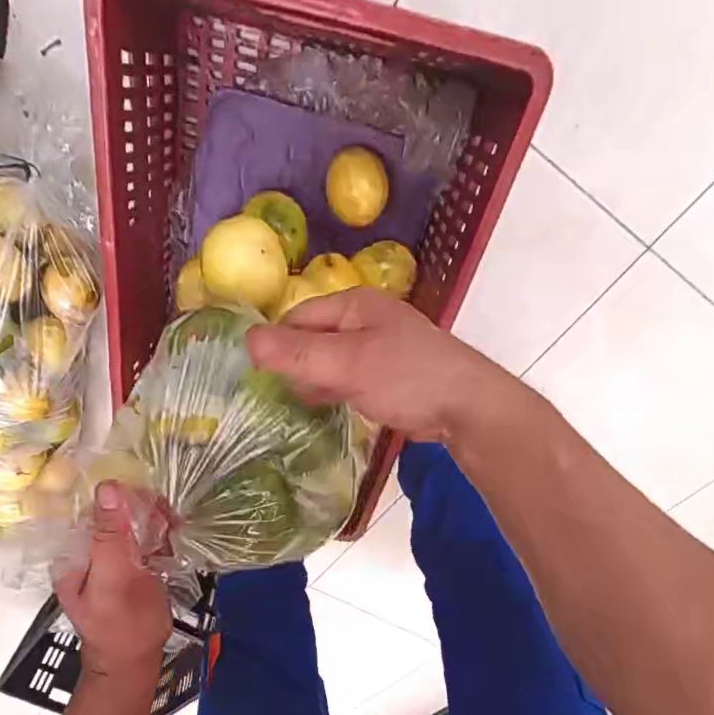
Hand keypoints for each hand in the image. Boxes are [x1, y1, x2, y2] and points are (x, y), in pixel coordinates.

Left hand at [54, 481, 171, 680]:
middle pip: (113, 512)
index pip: (91, 507)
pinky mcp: (131, 566)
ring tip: (173, 526)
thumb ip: (110, 535)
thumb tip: (108, 488)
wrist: (135, 664)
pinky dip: (160, 533)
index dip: (119, 496)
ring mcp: (111, 559)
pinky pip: (144, 538)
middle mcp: (87, 552)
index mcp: (72, 553)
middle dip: (142, 507)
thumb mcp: (114, 579)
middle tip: (167, 516)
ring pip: (131, 523)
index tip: (147, 497)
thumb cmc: (122, 630)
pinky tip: (172, 536)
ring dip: (155, 518)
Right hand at [245, 287, 520, 442]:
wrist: (466, 407)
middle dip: (293, 364)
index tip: (257, 376)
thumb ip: (297, 353)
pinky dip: (333, 391)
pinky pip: (348, 378)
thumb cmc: (406, 378)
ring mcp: (379, 348)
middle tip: (272, 396)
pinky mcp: (388, 375)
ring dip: (312, 380)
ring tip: (293, 406)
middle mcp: (366, 320)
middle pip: (313, 338)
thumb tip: (246, 341)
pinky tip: (325, 410)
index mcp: (355, 304)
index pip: (298, 317)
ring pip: (329, 361)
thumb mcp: (347, 363)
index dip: (276, 343)